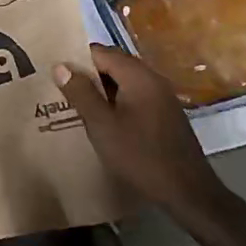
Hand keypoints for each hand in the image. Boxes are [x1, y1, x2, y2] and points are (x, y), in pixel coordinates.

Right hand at [54, 44, 237, 232]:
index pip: (100, 52)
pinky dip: (117, 102)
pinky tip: (104, 121)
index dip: (77, 60)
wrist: (188, 193)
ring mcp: (162, 97)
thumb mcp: (102, 125)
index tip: (57, 74)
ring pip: (124, 81)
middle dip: (88, 74)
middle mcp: (152, 79)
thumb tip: (60, 66)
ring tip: (78, 105)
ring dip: (102, 90)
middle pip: (113, 64)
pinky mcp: (166, 114)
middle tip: (63, 90)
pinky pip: (135, 96)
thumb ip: (81, 93)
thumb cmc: (140, 156)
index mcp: (138, 76)